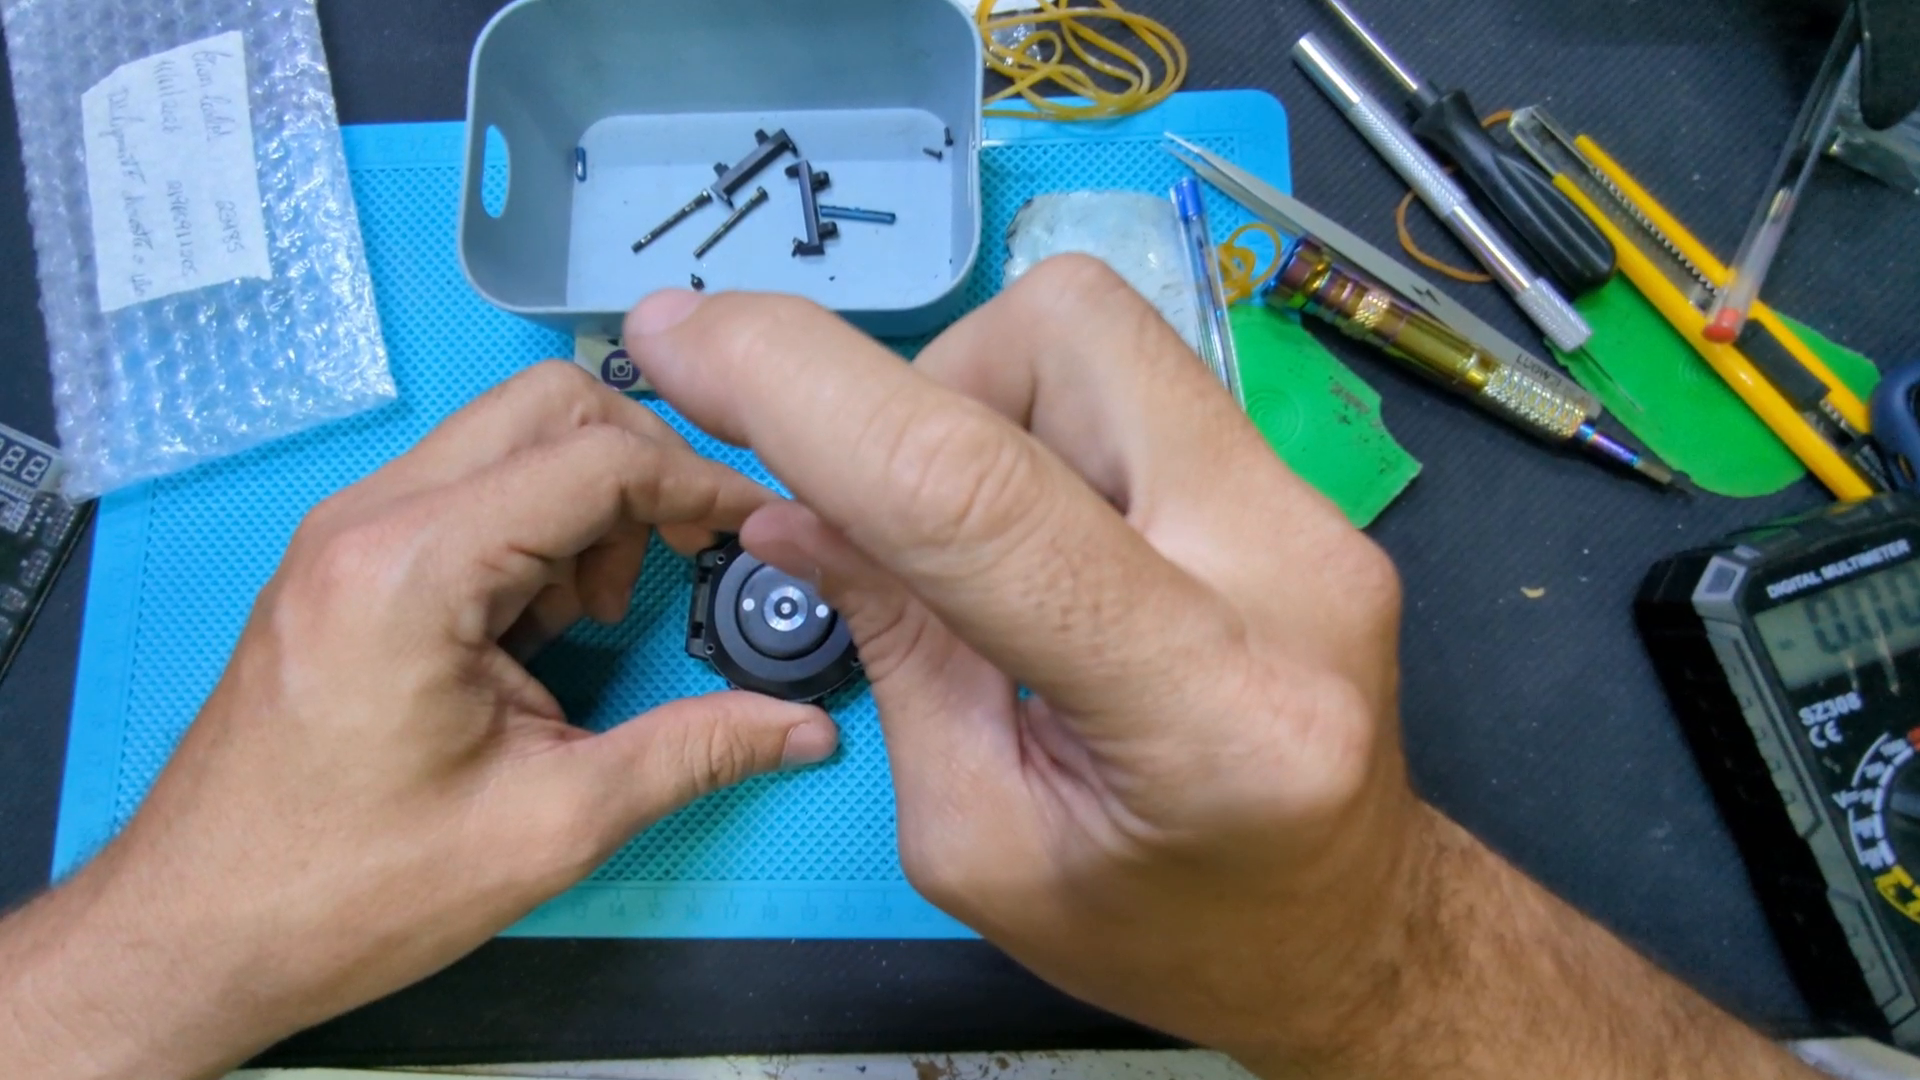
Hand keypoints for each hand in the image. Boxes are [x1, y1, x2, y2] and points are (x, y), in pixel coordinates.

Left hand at [0, 363, 837, 1079]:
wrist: (190, 937)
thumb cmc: (361, 886)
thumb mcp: (558, 823)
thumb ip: (699, 752)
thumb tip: (809, 730)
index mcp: (418, 569)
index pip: (598, 462)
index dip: (701, 484)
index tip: (762, 525)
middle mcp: (377, 516)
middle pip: (551, 404)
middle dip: (647, 460)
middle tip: (685, 546)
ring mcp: (359, 525)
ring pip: (519, 433)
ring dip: (598, 493)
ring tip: (605, 600)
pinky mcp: (359, 550)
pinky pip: (486, 481)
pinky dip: (552, 520)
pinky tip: (554, 612)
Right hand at [627, 258, 1815, 1077]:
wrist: (1348, 925)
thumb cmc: (1159, 923)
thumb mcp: (976, 834)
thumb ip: (893, 652)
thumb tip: (793, 509)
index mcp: (1201, 706)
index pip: (978, 497)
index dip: (807, 394)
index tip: (680, 334)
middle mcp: (1286, 564)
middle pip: (1066, 333)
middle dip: (928, 384)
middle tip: (901, 511)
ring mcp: (1314, 508)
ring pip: (1099, 333)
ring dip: (986, 403)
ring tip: (982, 539)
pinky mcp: (1307, 488)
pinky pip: (1136, 378)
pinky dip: (1044, 422)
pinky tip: (1048, 527)